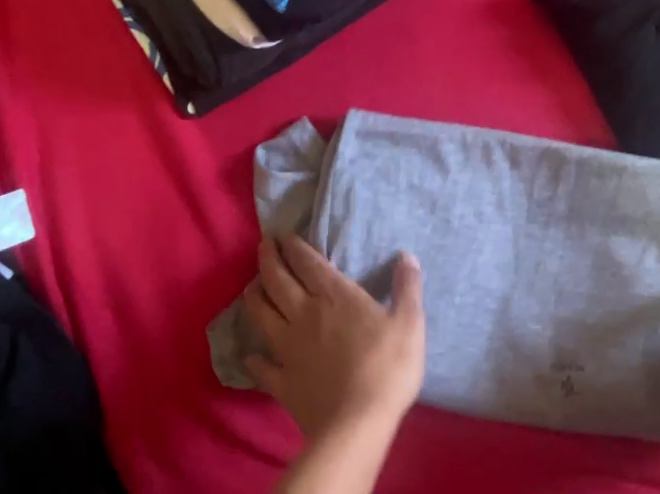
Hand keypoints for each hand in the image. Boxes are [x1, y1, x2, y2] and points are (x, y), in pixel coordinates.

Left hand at [243, 235, 426, 441]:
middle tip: (263, 246)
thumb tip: (407, 256)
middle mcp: (304, 314)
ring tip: (250, 287)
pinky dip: (253, 358)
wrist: (357, 424)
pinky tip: (250, 355)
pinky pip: (261, 366)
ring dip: (253, 297)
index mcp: (334, 296)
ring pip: (261, 315)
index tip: (282, 234)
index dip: (293, 246)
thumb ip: (407, 287)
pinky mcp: (282, 380)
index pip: (307, 262)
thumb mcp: (410, 323)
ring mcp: (288, 348)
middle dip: (267, 259)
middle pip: (277, 280)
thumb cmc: (387, 367)